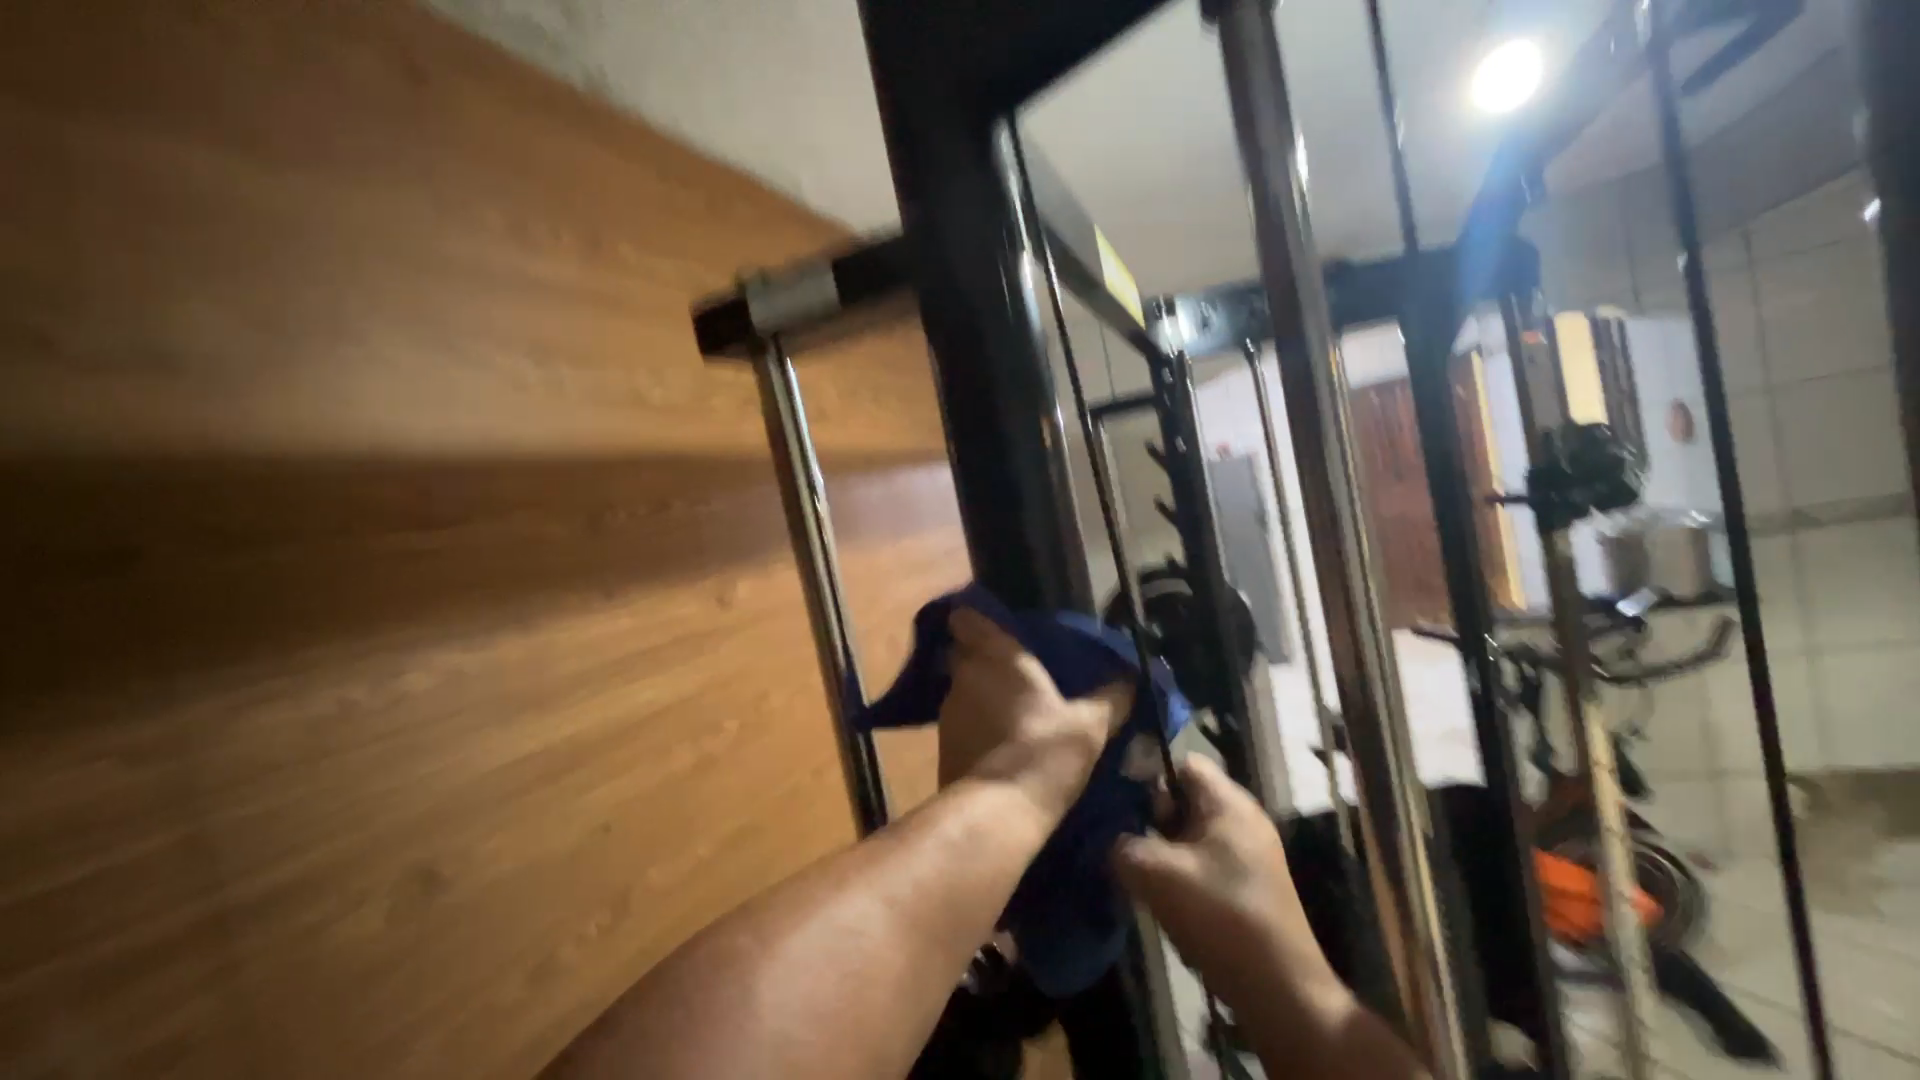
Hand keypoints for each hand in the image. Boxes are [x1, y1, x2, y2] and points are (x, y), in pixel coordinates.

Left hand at [938, 607, 1131, 819]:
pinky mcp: (943, 746)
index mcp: (997, 657)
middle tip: (1018, 672)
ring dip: (983, 696)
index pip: (967, 619)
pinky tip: (1003, 743)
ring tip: (1015, 711)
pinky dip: (978, 727)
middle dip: (985, 659)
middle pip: (965, 654)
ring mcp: (947, 712)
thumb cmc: (1044, 752)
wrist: (997, 812)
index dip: (976, 619)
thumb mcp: (1091, 725)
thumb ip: (1113, 696)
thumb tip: (1133, 676)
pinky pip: (961, 723)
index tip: (998, 627)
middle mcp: (965, 676)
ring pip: (963, 690)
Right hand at [1111, 755, 1344, 1016]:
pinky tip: (1154, 893)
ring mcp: (1246, 854)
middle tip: (1115, 833)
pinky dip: (1176, 870)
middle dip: (1148, 813)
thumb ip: (1123, 846)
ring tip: (1128, 865)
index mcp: (1229, 803)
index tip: (1115, 795)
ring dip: (1159, 847)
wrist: (1278, 988)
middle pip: (1184, 797)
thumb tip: (1111, 841)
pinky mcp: (1243, 884)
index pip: (1183, 762)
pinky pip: (1200, 860)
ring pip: (1188, 833)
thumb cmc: (1220, 915)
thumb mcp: (1156, 874)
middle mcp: (1242, 819)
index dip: (1148, 771)